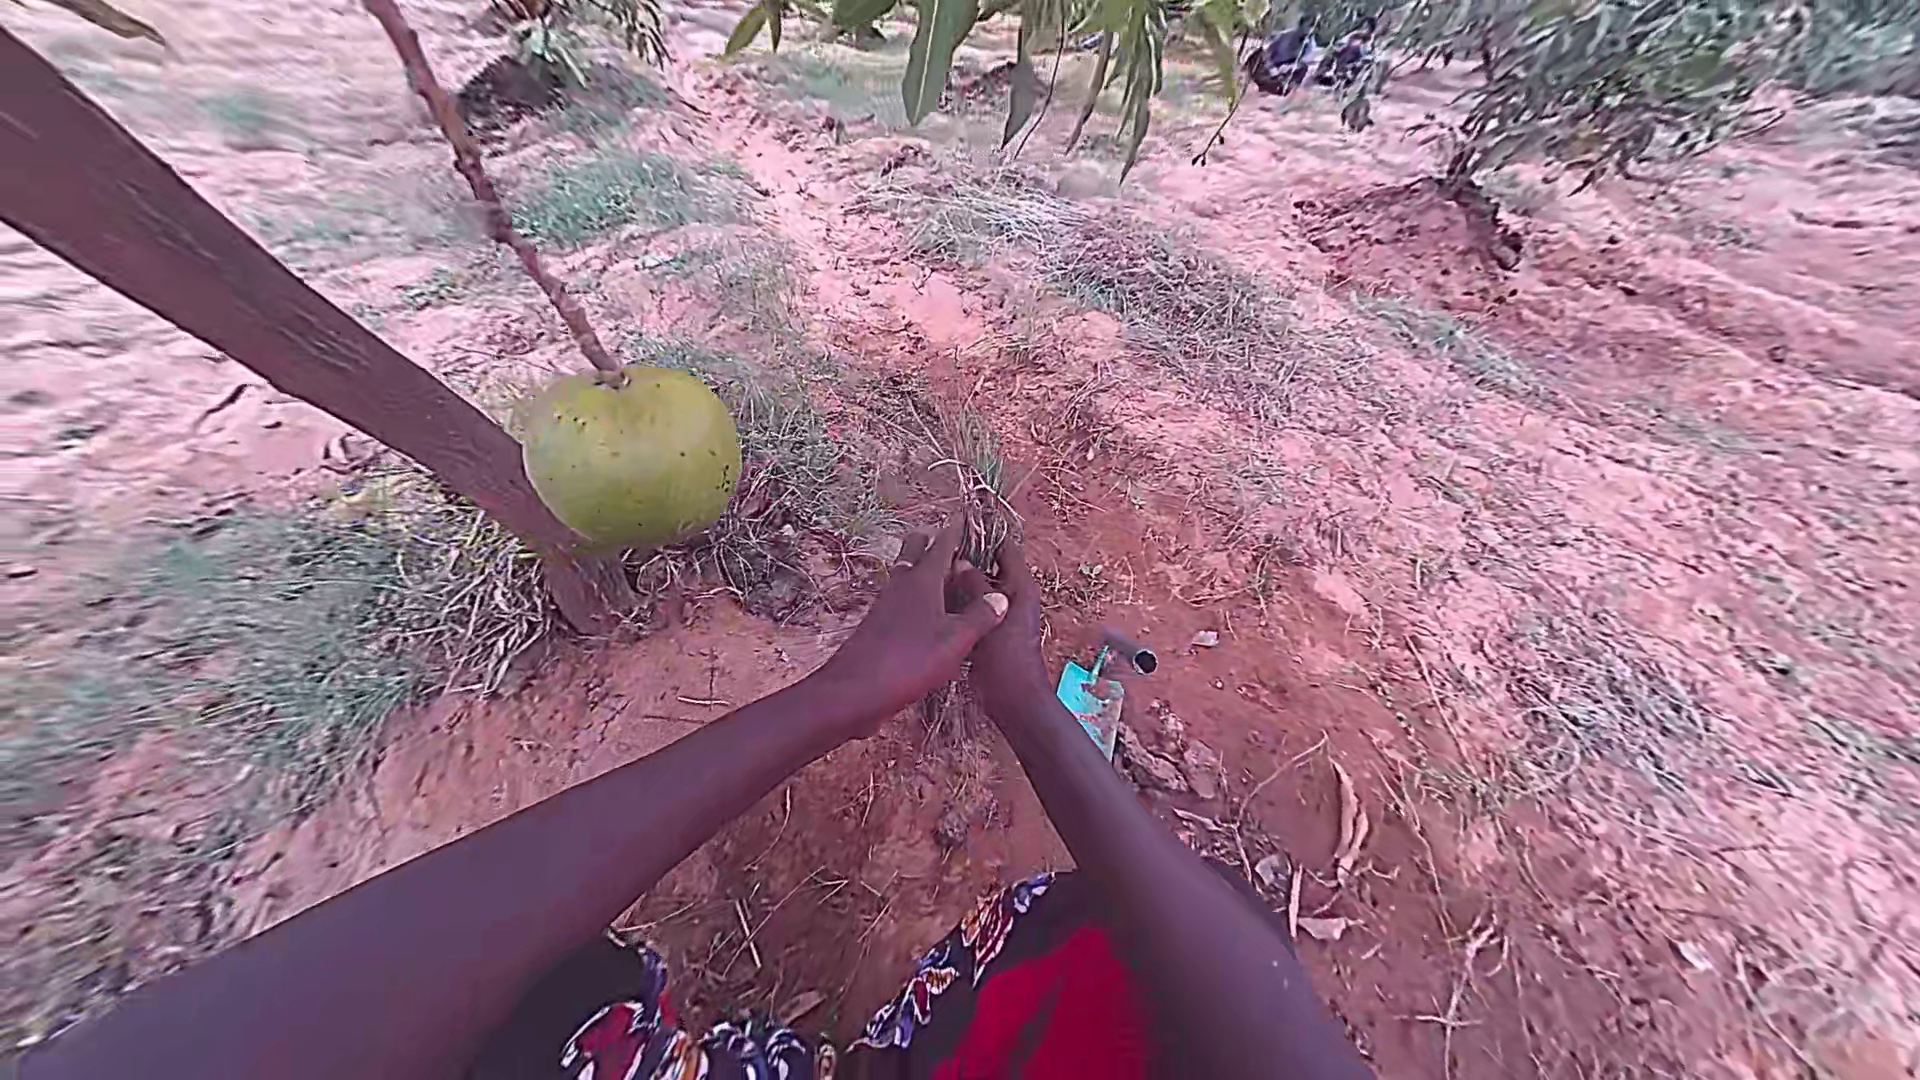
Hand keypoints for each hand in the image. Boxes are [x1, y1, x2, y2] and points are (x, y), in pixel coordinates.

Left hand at [812, 519, 1007, 731]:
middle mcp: (901, 585)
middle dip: (930, 541)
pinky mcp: (878, 625)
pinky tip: (926, 613)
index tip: (965, 517)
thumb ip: (979, 617)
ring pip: (906, 574)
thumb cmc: (909, 659)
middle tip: (949, 540)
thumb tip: (1000, 597)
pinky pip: (901, 598)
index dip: (955, 530)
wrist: (855, 690)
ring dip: (923, 569)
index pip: (942, 545)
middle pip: (914, 552)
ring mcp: (886, 604)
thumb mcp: (955, 640)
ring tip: (945, 575)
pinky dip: (916, 595)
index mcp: (922, 581)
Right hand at [947, 536, 1050, 719]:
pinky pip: (969, 606)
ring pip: (976, 587)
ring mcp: (997, 613)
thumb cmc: (1006, 656)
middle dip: (967, 556)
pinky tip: (933, 596)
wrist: (1012, 697)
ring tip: (930, 566)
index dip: (986, 535)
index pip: (1006, 549)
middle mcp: (1011, 595)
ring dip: (958, 579)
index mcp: (1020, 587)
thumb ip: (976, 586)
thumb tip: (960, 562)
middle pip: (988, 566)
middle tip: (936, 546)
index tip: (959, 525)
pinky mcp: (985, 629)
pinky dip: (956, 600)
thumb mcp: (990, 616)